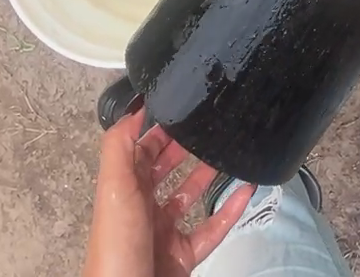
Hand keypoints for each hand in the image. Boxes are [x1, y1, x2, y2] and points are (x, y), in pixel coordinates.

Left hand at [81, 108, 252, 276]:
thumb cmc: (117, 246)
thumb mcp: (114, 187)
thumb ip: (120, 144)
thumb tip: (136, 104)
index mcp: (124, 189)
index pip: (142, 149)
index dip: (161, 128)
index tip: (185, 106)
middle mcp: (143, 208)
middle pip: (167, 169)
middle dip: (187, 147)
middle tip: (212, 124)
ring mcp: (164, 233)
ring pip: (191, 195)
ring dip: (210, 174)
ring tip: (232, 151)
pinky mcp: (183, 255)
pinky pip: (212, 227)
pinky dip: (230, 209)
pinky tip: (245, 191)